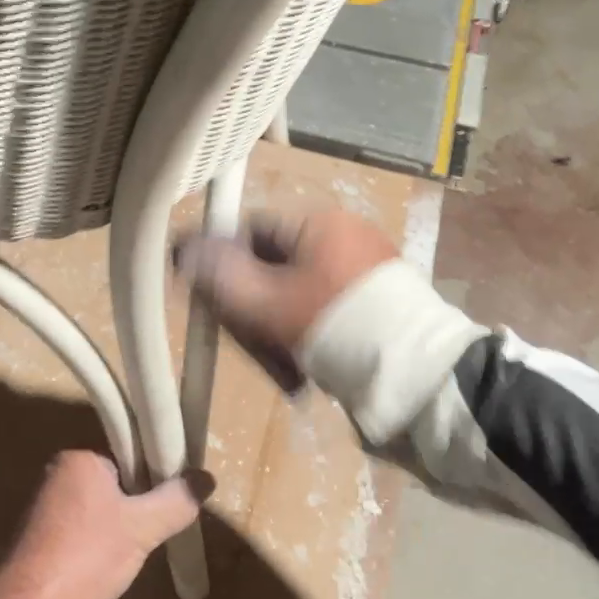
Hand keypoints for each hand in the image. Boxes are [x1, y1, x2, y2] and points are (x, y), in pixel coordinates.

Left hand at [0, 452, 210, 598]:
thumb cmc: (87, 556)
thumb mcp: (142, 528)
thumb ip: (176, 502)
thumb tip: (206, 478)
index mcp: (78, 458)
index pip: (127, 458)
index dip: (150, 482)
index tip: (164, 507)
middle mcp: (55, 473)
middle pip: (111, 484)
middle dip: (131, 509)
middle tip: (147, 536)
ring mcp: (41, 505)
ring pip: (94, 509)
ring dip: (112, 529)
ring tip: (124, 557)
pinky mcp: (35, 535)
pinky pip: (76, 529)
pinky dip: (92, 544)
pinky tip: (100, 568)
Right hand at [173, 209, 398, 370]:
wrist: (417, 376)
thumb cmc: (335, 327)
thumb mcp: (267, 303)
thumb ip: (219, 276)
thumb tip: (181, 248)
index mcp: (318, 222)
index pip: (249, 232)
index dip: (224, 270)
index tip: (218, 311)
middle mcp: (343, 234)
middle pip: (271, 268)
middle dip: (255, 314)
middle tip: (253, 350)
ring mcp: (364, 267)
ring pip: (294, 295)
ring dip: (277, 333)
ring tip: (283, 371)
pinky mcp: (379, 300)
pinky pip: (324, 311)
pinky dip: (308, 338)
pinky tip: (304, 372)